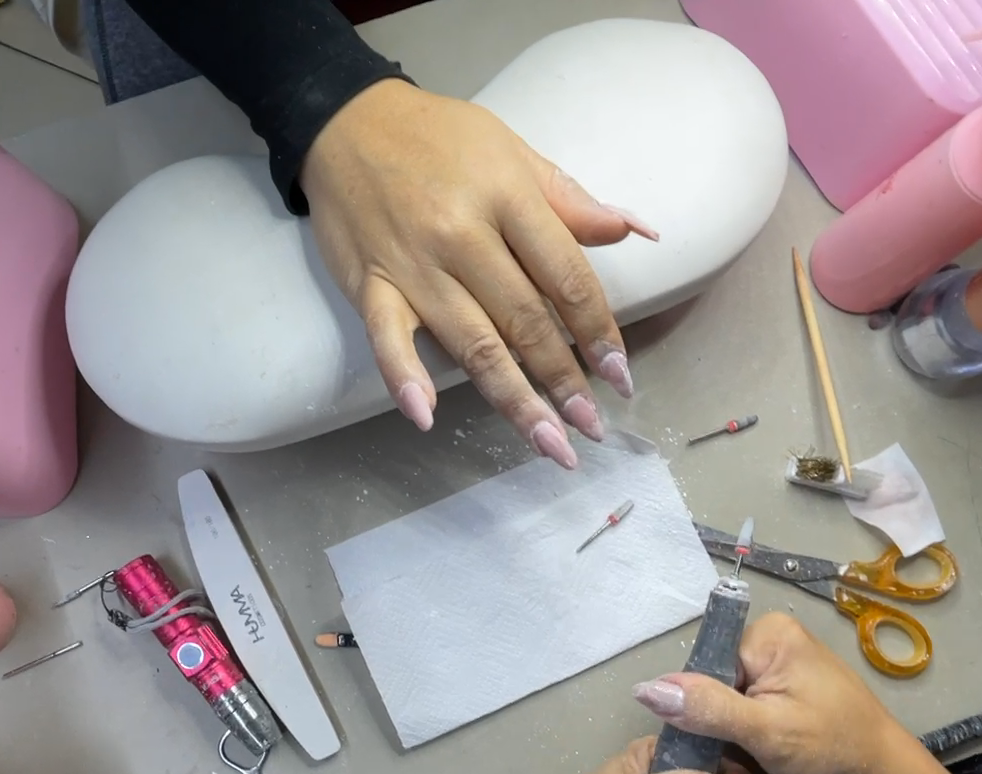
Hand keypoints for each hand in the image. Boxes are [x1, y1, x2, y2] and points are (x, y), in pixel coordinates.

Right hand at [300, 79, 656, 466]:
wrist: (345, 122)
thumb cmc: (438, 139)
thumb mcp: (513, 152)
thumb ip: (571, 201)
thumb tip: (637, 230)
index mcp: (507, 197)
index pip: (565, 276)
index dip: (598, 331)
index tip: (620, 378)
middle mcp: (463, 235)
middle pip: (525, 321)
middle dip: (564, 380)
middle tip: (591, 429)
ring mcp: (414, 265)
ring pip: (471, 343)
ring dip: (513, 399)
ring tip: (548, 444)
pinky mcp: (370, 286)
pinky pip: (387, 338)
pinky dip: (403, 376)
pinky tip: (425, 418)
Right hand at [631, 614, 924, 773]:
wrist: (883, 772)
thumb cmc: (831, 747)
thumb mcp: (764, 731)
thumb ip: (707, 708)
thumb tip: (645, 689)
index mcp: (767, 632)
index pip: (706, 662)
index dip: (703, 702)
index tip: (721, 734)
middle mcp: (771, 633)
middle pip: (714, 674)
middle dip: (716, 712)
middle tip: (737, 746)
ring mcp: (779, 653)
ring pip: (725, 687)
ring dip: (728, 719)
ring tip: (749, 746)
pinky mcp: (784, 674)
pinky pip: (743, 692)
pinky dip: (743, 719)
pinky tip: (758, 740)